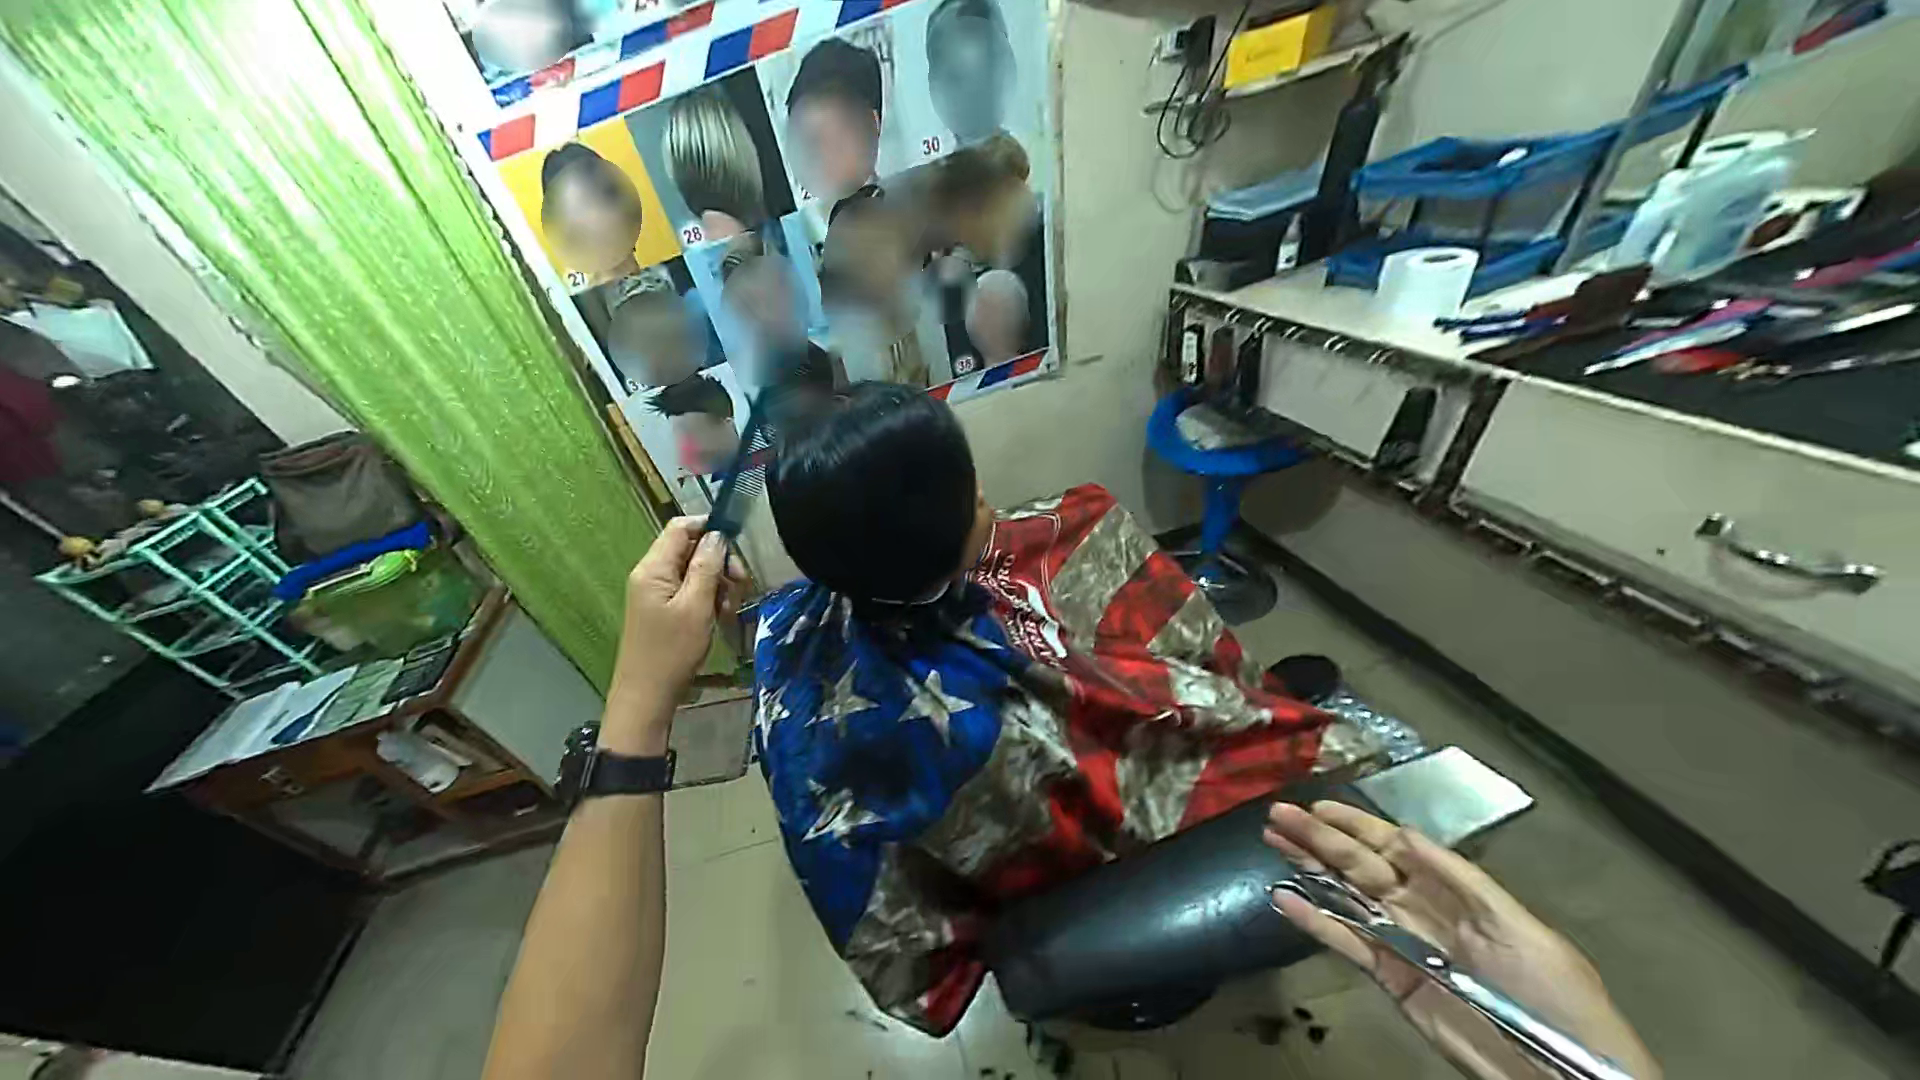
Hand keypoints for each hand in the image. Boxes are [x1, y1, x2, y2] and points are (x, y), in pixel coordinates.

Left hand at [603, 517, 749, 750]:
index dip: (710, 528)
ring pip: (695, 570)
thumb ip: (707, 567)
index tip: (738, 546)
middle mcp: (652, 574)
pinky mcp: (665, 608)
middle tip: (741, 585)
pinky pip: (691, 589)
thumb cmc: (672, 651)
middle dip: (720, 561)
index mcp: (653, 568)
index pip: (681, 527)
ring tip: (729, 608)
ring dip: (718, 582)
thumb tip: (717, 535)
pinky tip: (720, 615)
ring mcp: (657, 591)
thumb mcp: (696, 607)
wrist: (647, 696)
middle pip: (691, 548)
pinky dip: (709, 597)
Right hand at [1264, 801, 1660, 1079]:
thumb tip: (1405, 833)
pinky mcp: (1387, 975)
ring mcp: (1397, 939)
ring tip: (1271, 841)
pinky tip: (1284, 898)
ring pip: (1341, 893)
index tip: (1316, 805)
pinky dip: (1312, 920)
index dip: (1353, 823)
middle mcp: (1414, 905)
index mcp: (1447, 888)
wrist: (1563, 1077)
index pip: (1389, 844)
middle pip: (1357, 863)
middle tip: (1277, 815)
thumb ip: (1461, 878)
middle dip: (1317, 836)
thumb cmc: (1554, 995)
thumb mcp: (1520, 928)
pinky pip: (1343, 941)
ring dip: (1306, 866)